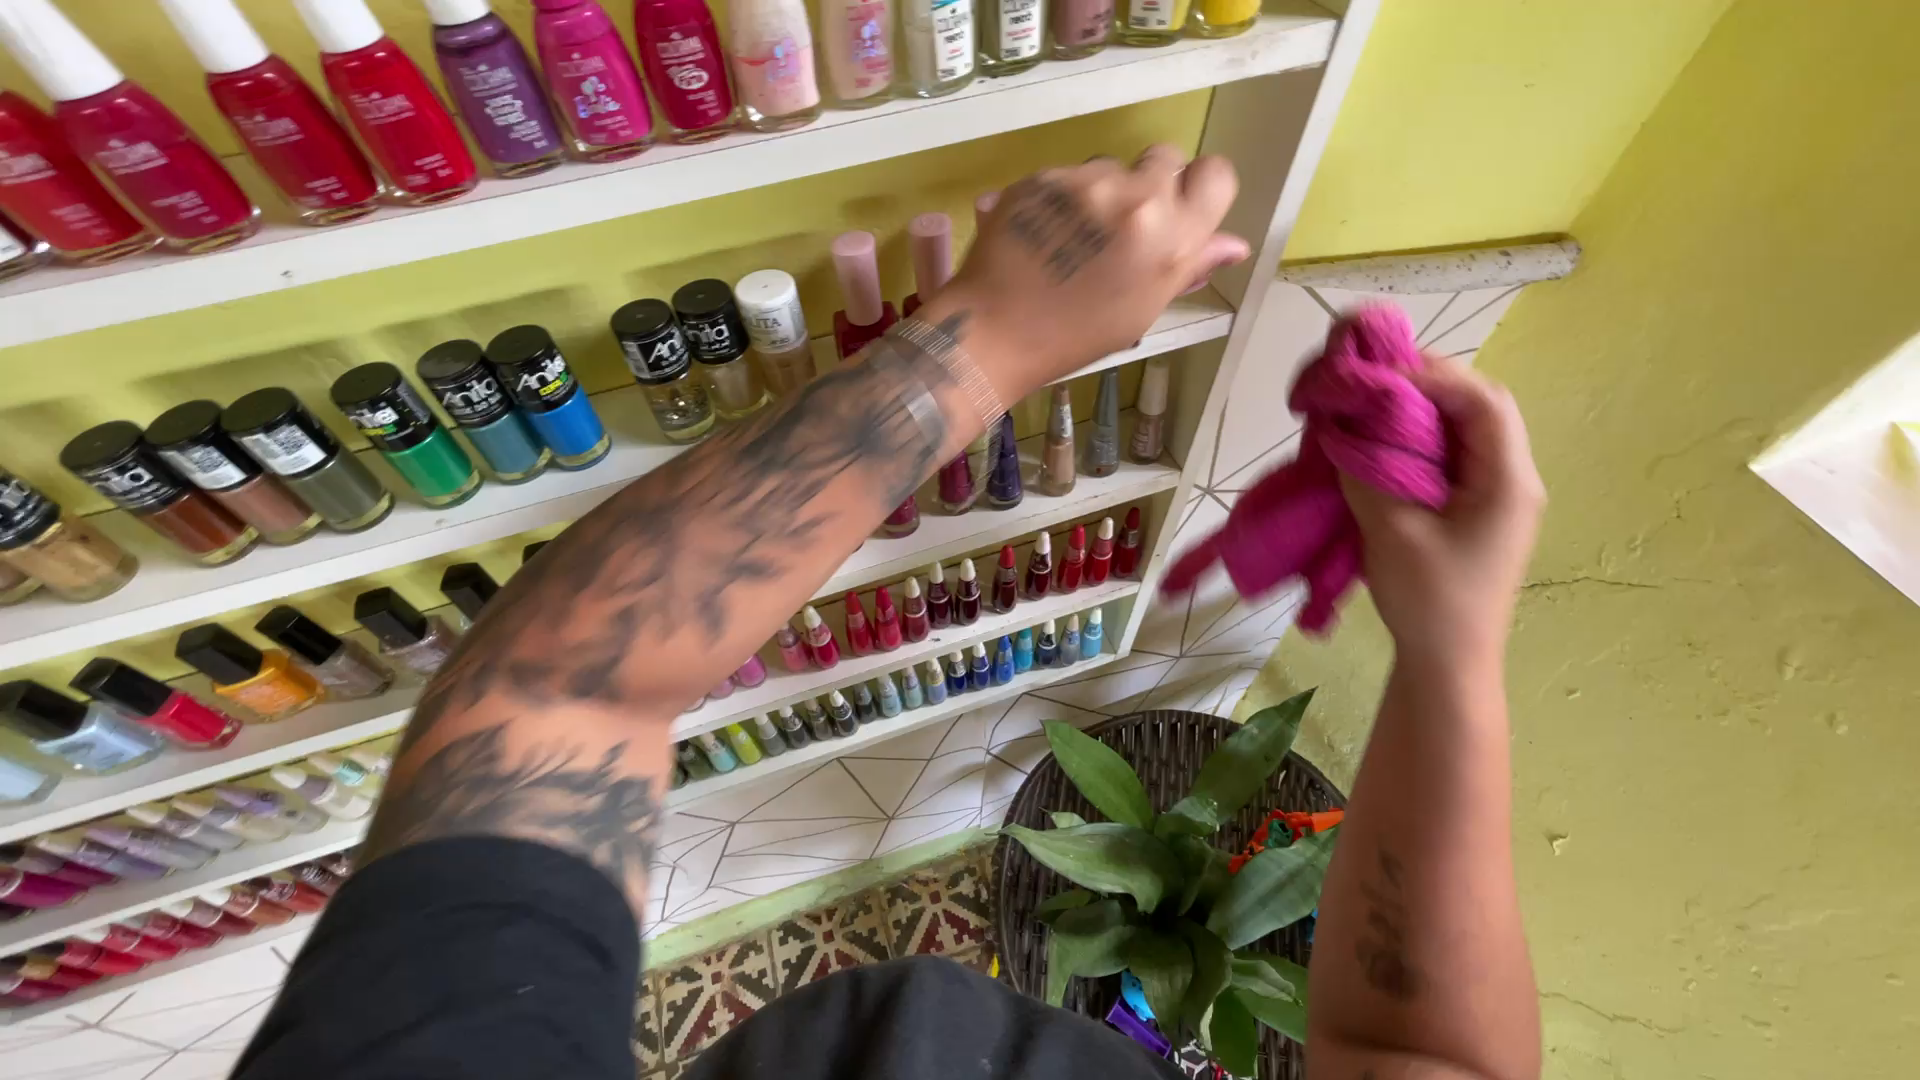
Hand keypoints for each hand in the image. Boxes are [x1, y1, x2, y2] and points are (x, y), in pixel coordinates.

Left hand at [924, 146, 1250, 400]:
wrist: (994, 333)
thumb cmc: (1074, 336)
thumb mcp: (1141, 310)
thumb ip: (1187, 267)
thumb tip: (1233, 244)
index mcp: (1170, 237)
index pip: (1217, 174)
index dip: (1200, 191)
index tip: (1180, 212)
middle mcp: (1134, 198)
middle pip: (1164, 158)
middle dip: (1151, 187)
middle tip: (1122, 231)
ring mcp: (1083, 182)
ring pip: (1111, 166)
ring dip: (1102, 193)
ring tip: (1073, 240)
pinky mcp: (1042, 177)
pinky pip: (1068, 176)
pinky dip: (1061, 199)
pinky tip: (1044, 236)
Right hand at [1341, 360, 1544, 675]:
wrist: (1449, 662)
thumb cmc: (1430, 600)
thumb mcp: (1391, 533)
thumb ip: (1368, 473)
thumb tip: (1344, 430)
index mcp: (1506, 481)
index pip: (1482, 403)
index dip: (1431, 377)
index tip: (1375, 376)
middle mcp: (1511, 477)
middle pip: (1475, 408)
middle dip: (1421, 386)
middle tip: (1367, 385)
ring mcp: (1494, 494)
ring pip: (1460, 430)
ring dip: (1415, 412)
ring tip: (1366, 408)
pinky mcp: (1473, 509)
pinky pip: (1446, 456)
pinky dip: (1411, 440)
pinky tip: (1377, 445)